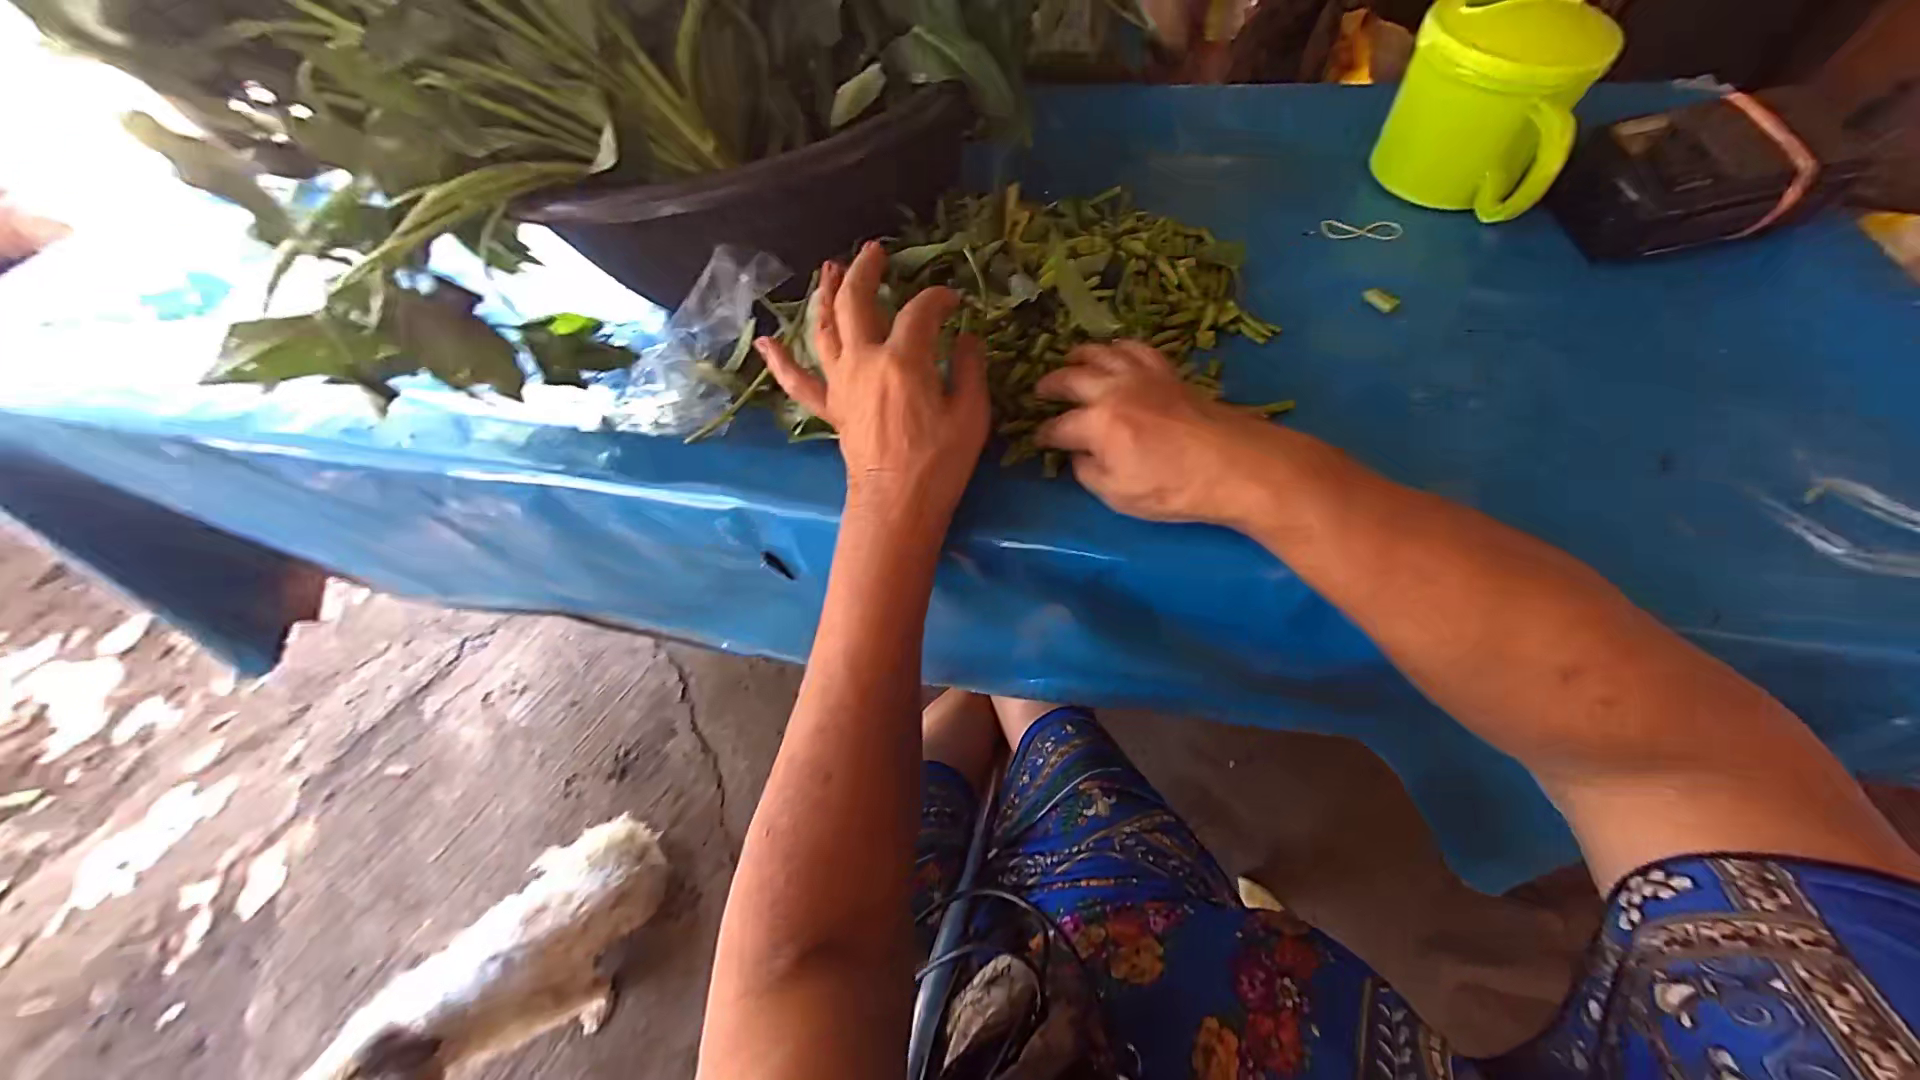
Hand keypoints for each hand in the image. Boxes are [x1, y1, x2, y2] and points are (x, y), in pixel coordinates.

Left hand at [758, 242, 988, 521]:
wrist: (897, 504)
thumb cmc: (940, 463)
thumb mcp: (971, 414)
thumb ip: (970, 368)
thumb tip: (966, 338)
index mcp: (904, 359)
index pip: (921, 311)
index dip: (940, 299)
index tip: (955, 303)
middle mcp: (864, 361)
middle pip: (857, 302)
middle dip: (866, 270)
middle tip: (874, 251)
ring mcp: (841, 384)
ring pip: (824, 328)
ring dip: (825, 295)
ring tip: (828, 270)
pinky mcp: (830, 408)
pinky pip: (798, 382)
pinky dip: (780, 362)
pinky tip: (765, 342)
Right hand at [1034, 340, 1283, 525]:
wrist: (1235, 465)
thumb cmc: (1172, 488)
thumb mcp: (1117, 495)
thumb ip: (1088, 472)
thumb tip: (1079, 455)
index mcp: (1096, 423)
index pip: (1058, 426)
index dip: (1043, 435)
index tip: (1037, 440)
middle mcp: (1113, 390)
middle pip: (1071, 378)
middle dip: (1050, 385)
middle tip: (1039, 391)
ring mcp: (1142, 375)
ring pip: (1101, 353)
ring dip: (1080, 357)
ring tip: (1070, 361)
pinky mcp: (1167, 372)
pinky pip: (1136, 349)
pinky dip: (1118, 348)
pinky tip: (1116, 353)